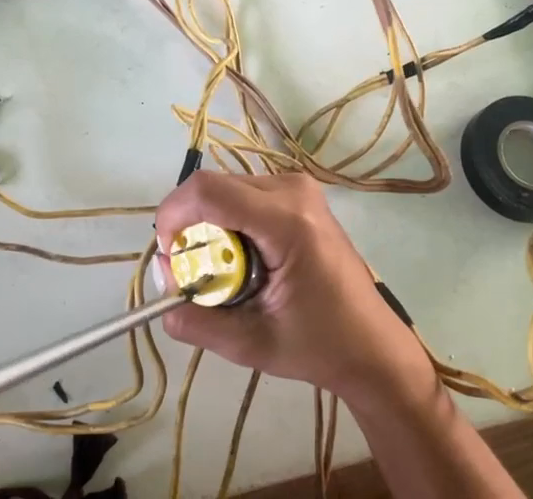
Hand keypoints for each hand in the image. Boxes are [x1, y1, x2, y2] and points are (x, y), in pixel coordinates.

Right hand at [155, 172, 434, 405]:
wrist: (372, 344)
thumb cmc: (319, 345)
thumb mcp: (251, 344)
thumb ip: (198, 322)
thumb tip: (160, 292)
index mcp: (288, 222)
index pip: (209, 191)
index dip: (173, 215)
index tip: (166, 255)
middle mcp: (293, 190)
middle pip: (214, 187)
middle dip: (188, 225)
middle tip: (190, 272)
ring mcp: (299, 187)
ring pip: (226, 188)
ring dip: (207, 224)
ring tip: (218, 271)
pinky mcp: (299, 193)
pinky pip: (243, 194)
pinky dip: (227, 220)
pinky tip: (240, 259)